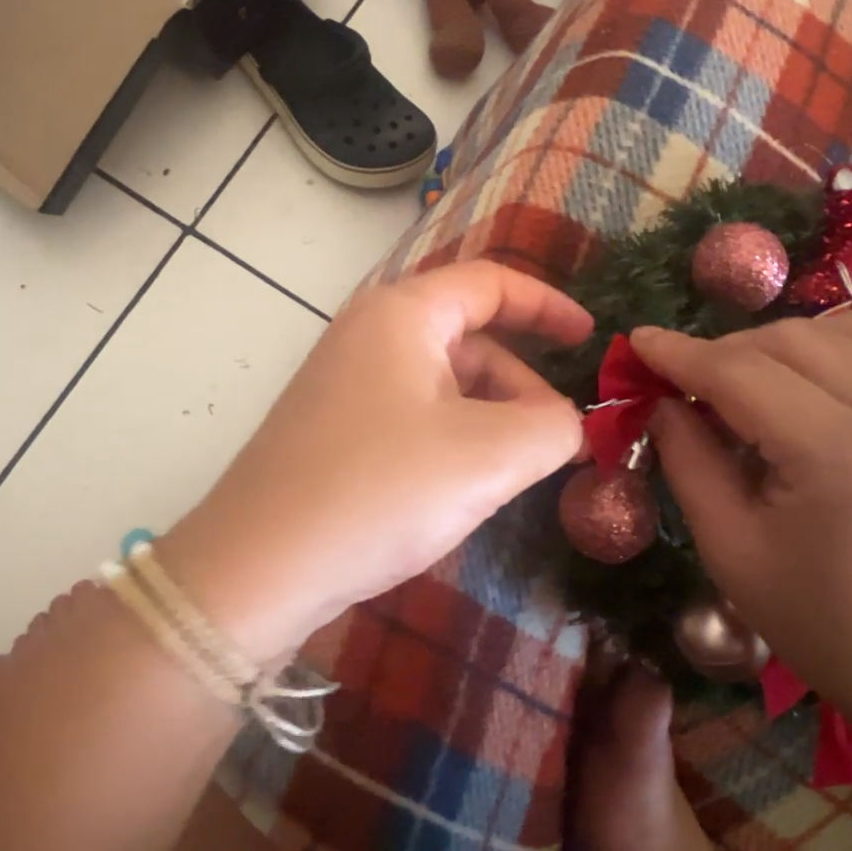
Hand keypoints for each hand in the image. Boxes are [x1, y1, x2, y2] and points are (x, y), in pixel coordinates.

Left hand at [161, 262, 591, 662]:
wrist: (258, 567)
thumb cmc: (379, 491)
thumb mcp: (487, 457)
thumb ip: (553, 427)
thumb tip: (570, 423)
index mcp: (402, 313)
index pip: (491, 283)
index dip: (549, 306)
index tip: (593, 340)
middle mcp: (368, 333)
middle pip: (471, 339)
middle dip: (523, 386)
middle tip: (558, 444)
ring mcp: (345, 381)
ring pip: (443, 384)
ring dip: (490, 420)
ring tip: (513, 477)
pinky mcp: (334, 427)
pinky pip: (413, 415)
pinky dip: (452, 440)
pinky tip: (461, 491)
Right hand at [631, 311, 851, 751]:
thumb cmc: (838, 635)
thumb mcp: (735, 555)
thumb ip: (688, 462)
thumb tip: (662, 399)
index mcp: (847, 463)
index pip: (743, 374)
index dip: (681, 354)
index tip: (640, 342)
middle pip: (795, 340)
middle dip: (730, 350)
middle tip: (695, 381)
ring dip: (794, 342)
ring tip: (766, 382)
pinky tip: (836, 387)